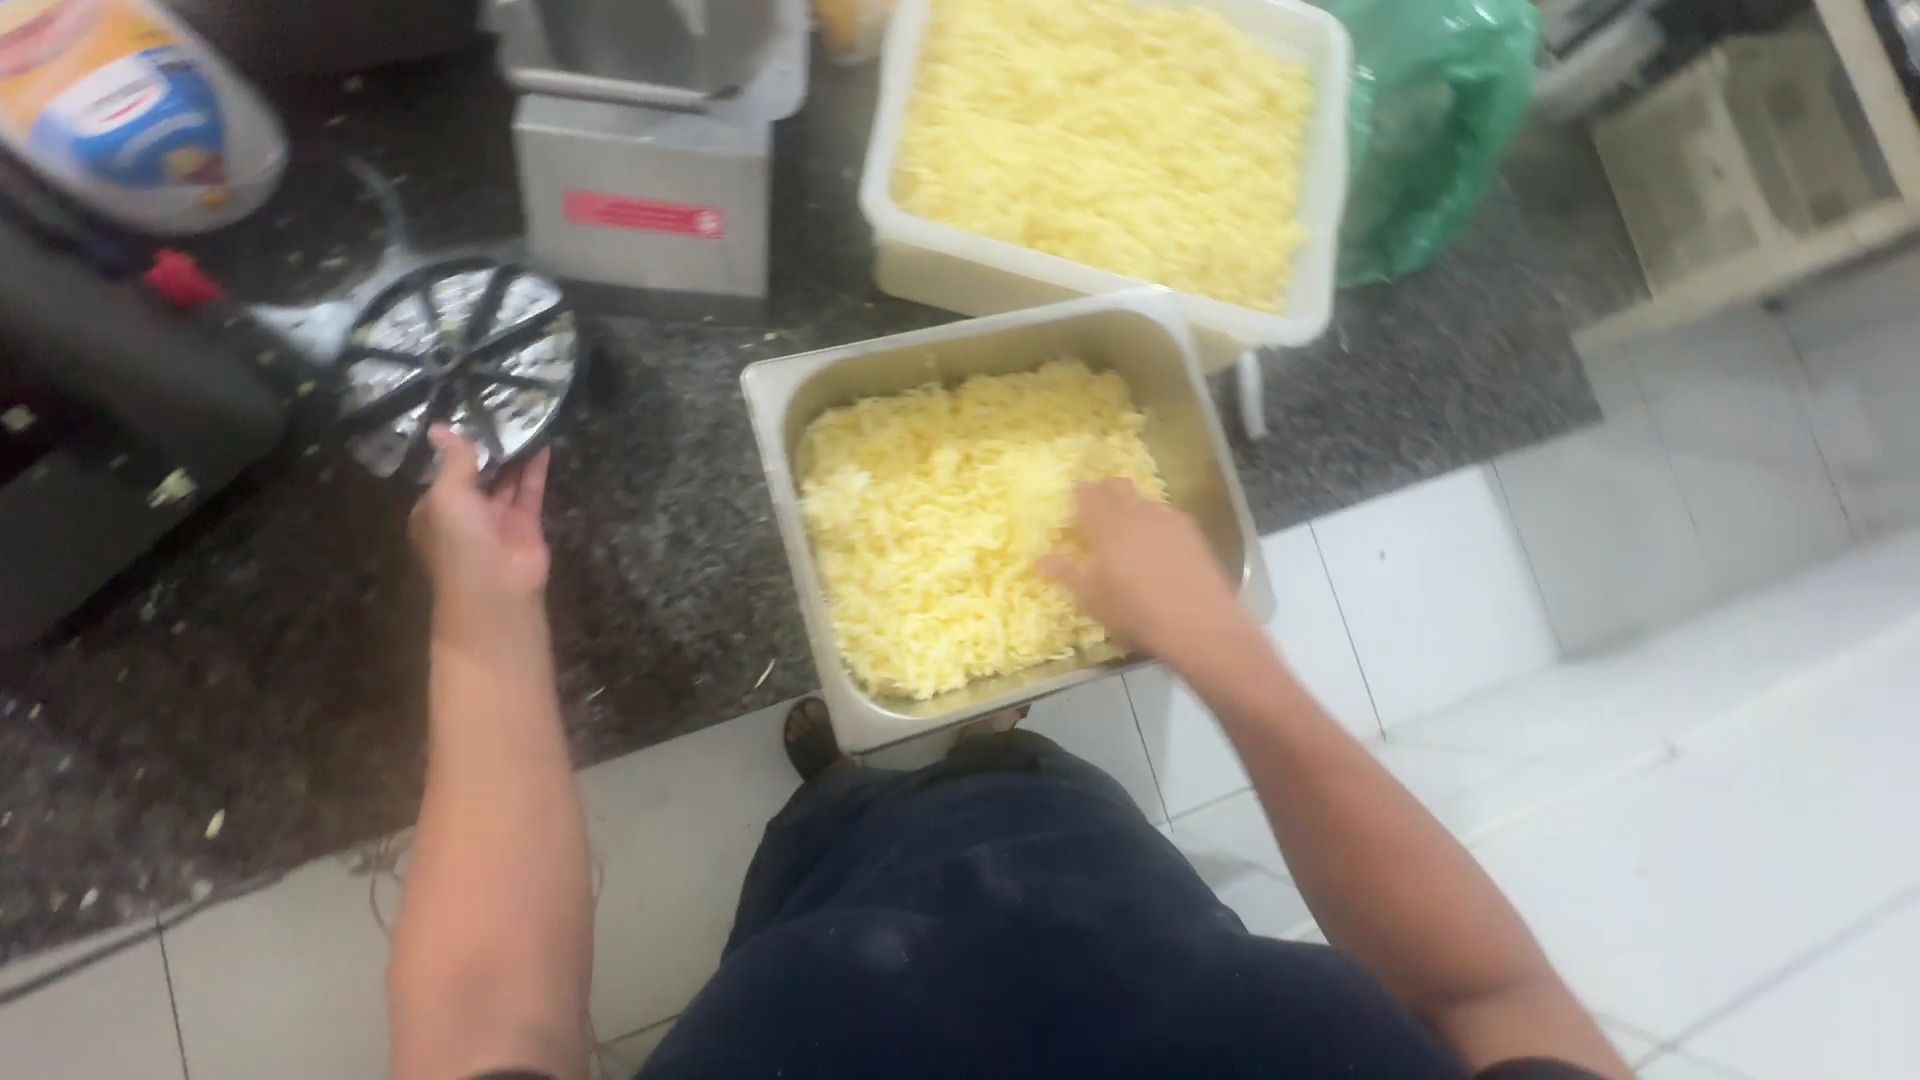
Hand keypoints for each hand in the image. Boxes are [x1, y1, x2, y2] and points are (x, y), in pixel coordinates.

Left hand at [411, 425, 551, 628]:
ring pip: (507, 480)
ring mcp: (498, 518)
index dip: (457, 447)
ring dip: (515, 455)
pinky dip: (536, 468)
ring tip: (525, 421)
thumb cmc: (459, 540)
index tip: (469, 416)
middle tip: (502, 411)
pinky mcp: (527, 522)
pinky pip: (530, 490)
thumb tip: (439, 426)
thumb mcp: (447, 495)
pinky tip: (542, 444)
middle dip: (489, 449)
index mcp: (436, 508)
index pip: (446, 472)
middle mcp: (466, 512)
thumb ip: (454, 461)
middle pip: (479, 474)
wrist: (496, 587)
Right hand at [1039, 478, 1255, 669]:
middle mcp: (1138, 513)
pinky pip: (1167, 516)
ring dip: (1131, 507)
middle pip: (1117, 487)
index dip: (1078, 494)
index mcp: (1108, 525)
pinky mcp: (1193, 532)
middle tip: (1095, 510)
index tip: (1072, 502)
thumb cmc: (1136, 612)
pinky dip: (1155, 522)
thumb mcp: (1093, 598)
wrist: (1198, 623)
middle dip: (1104, 492)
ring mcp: (1169, 519)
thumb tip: (1039, 560)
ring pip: (1144, 500)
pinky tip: (1157, 545)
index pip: (1088, 494)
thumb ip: (1066, 573)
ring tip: (1127, 530)